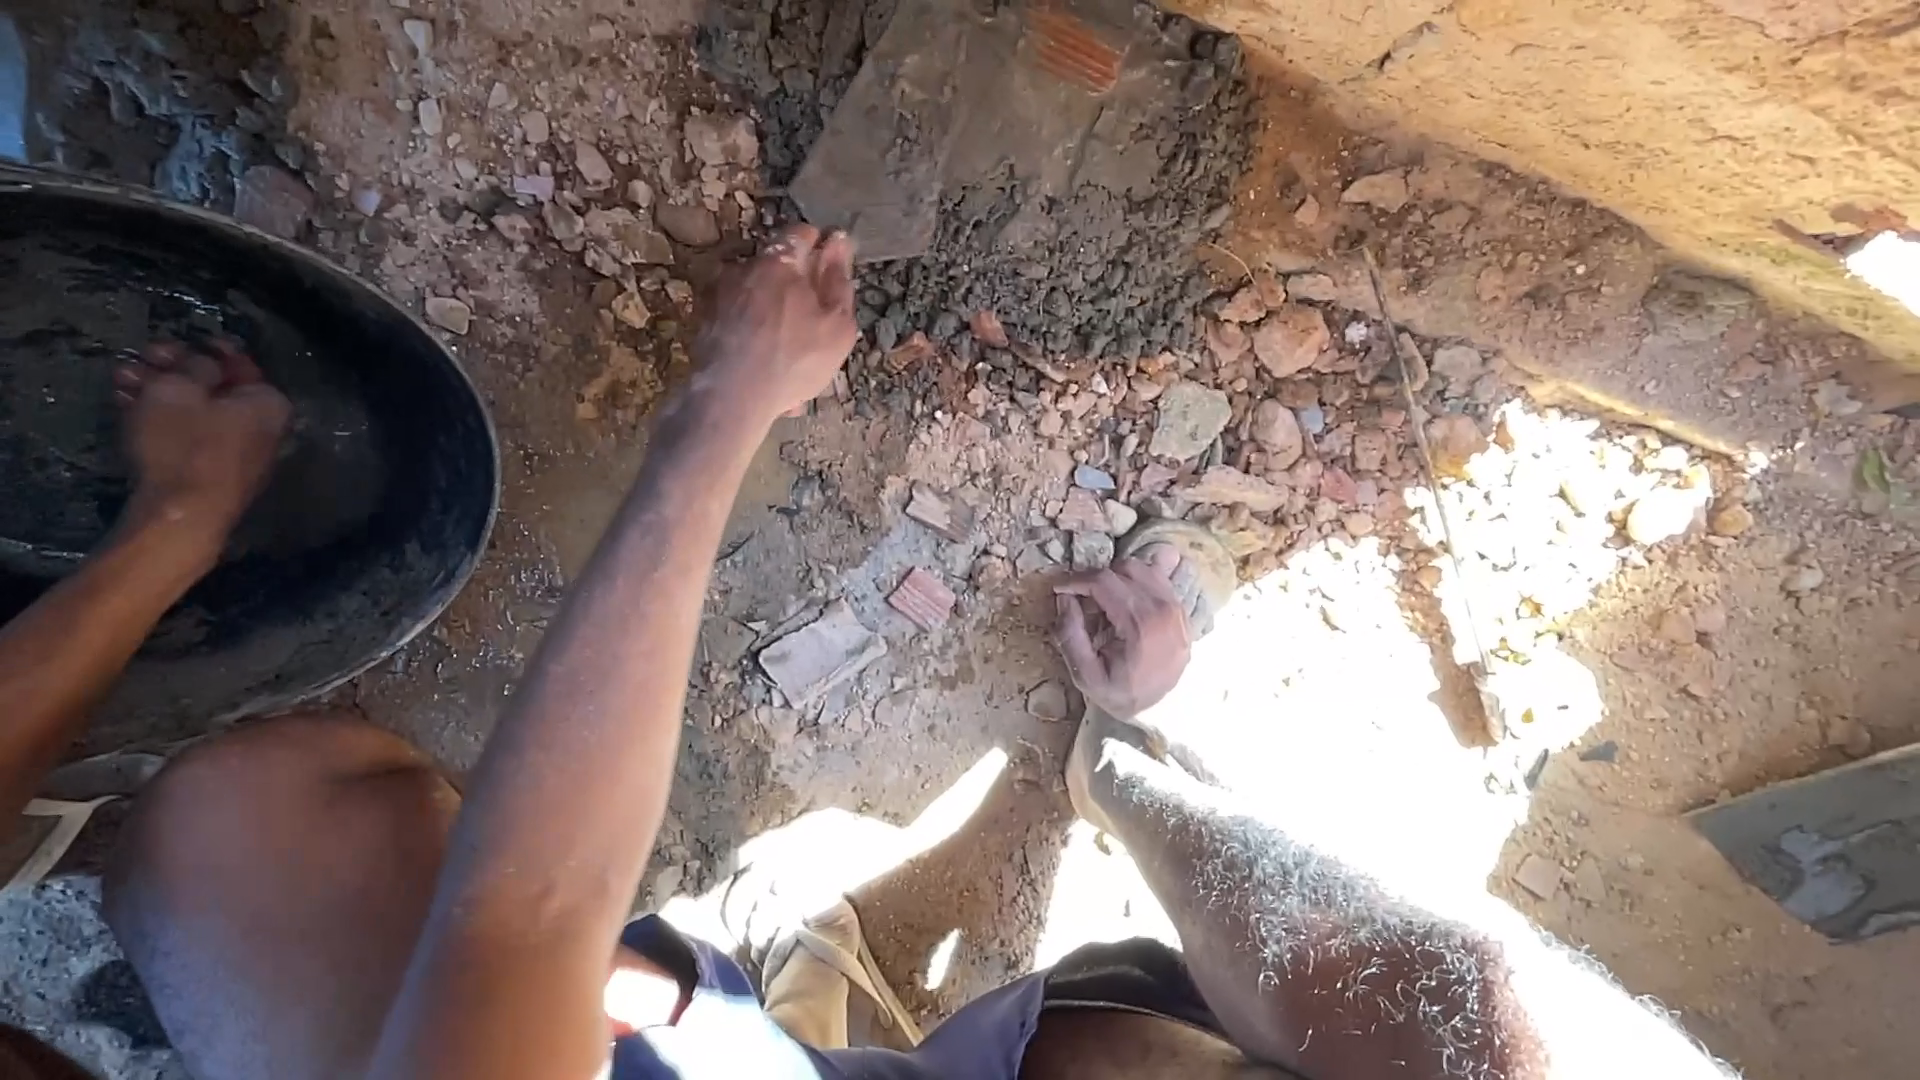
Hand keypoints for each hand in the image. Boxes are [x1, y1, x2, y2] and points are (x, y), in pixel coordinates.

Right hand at [113, 340, 290, 558]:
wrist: (185, 509)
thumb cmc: (186, 441)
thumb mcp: (182, 389)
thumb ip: (194, 367)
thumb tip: (206, 361)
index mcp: (269, 402)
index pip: (242, 364)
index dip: (209, 348)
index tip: (180, 339)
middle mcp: (265, 425)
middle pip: (218, 386)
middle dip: (175, 369)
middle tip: (141, 356)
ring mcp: (241, 448)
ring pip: (199, 408)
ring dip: (160, 389)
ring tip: (122, 377)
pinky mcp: (215, 467)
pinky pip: (190, 431)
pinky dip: (162, 415)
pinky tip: (128, 403)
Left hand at [690, 224, 856, 423]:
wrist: (731, 396)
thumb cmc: (794, 359)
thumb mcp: (837, 326)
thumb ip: (839, 281)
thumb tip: (839, 243)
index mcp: (779, 262)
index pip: (800, 233)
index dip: (819, 245)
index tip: (831, 264)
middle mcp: (744, 268)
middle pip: (775, 265)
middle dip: (795, 284)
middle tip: (811, 319)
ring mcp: (719, 293)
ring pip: (756, 294)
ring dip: (772, 311)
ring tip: (786, 348)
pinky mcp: (703, 319)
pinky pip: (737, 318)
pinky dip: (752, 332)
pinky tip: (763, 360)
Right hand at [1053, 545, 1193, 718]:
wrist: (1163, 711)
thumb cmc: (1121, 694)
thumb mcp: (1086, 675)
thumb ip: (1070, 635)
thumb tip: (1064, 599)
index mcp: (1141, 624)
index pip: (1104, 581)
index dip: (1076, 580)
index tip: (1059, 590)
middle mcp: (1165, 608)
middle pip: (1123, 568)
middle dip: (1096, 580)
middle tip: (1082, 602)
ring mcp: (1178, 606)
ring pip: (1143, 567)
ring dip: (1117, 577)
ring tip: (1104, 602)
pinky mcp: (1183, 608)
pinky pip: (1162, 576)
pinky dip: (1139, 578)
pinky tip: (1127, 598)